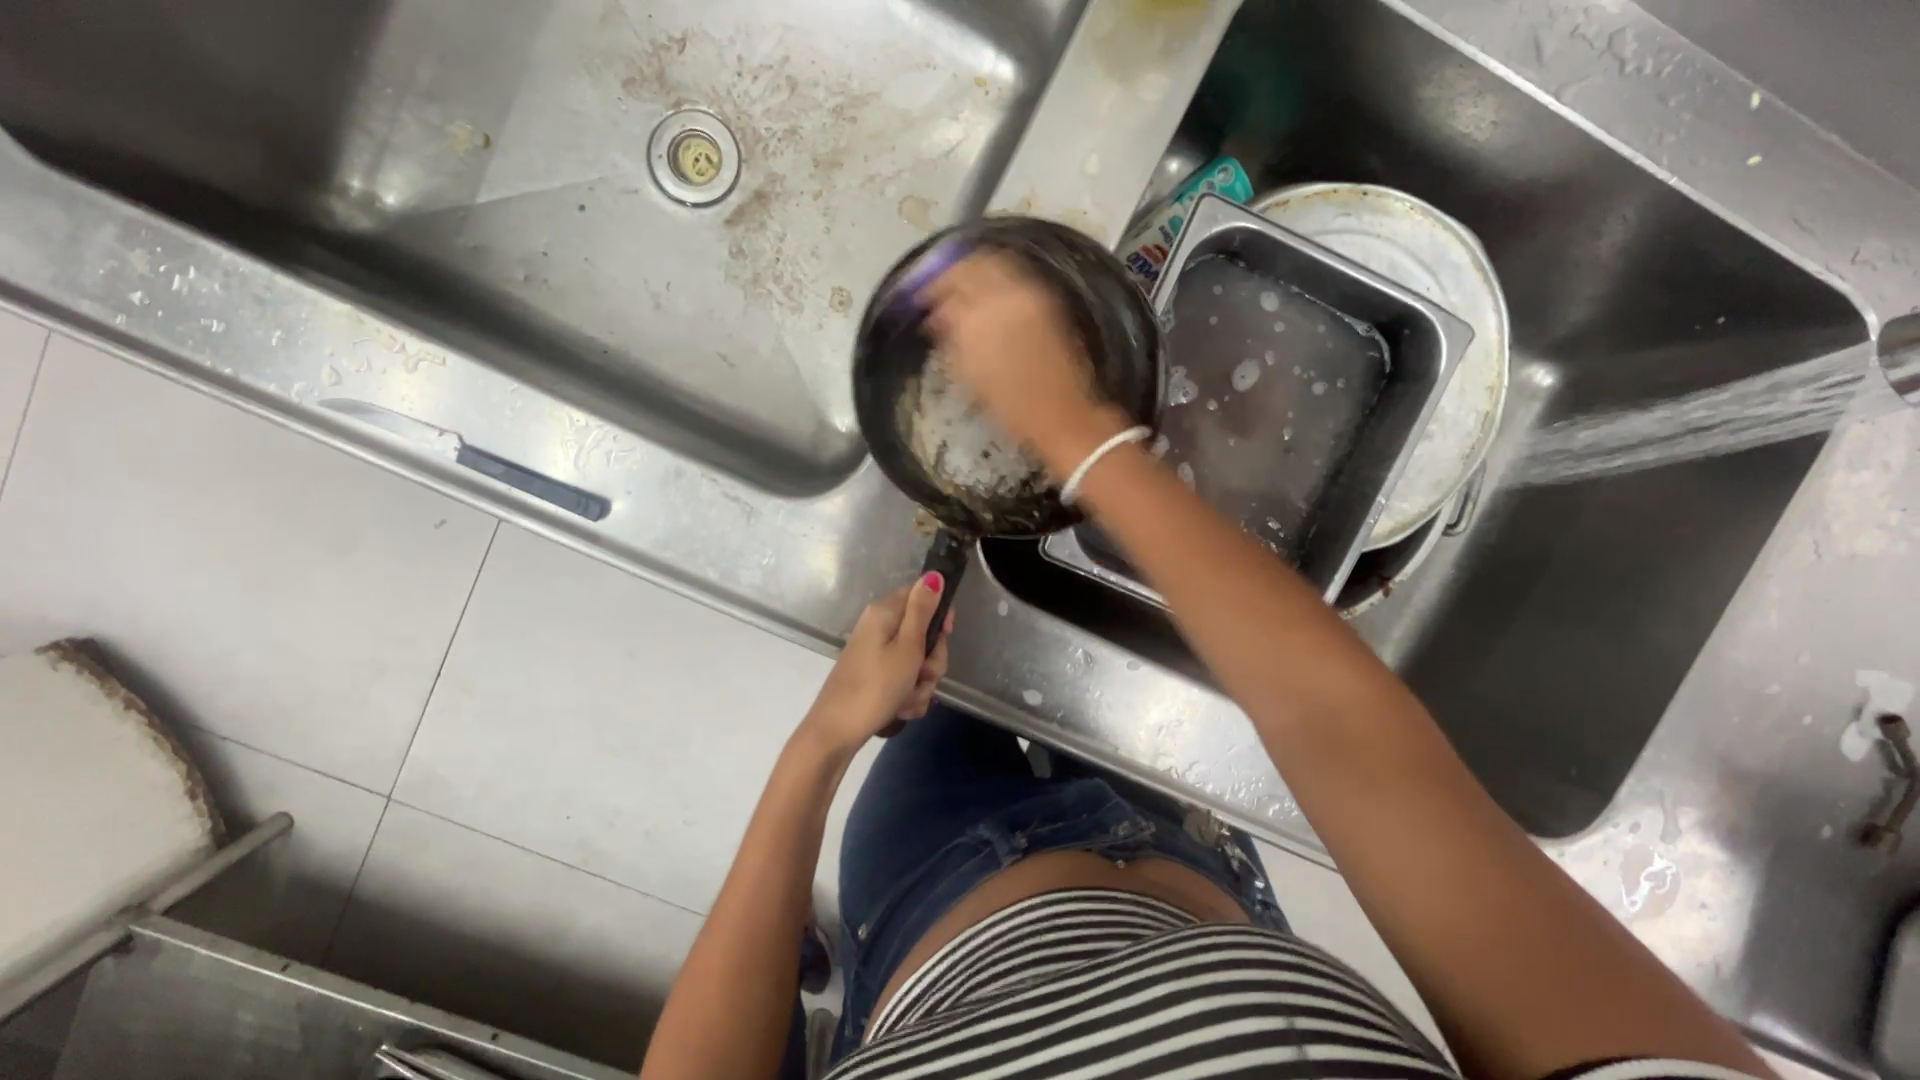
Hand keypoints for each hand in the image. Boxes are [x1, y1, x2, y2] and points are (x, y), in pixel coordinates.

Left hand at [800, 573, 953, 751]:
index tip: (945, 635)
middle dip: (931, 660)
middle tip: (922, 674)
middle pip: (924, 634)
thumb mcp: (907, 648)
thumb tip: (934, 574)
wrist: (837, 731)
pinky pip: (905, 681)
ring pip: (918, 663)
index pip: (921, 595)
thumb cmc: (875, 686)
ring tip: (908, 699)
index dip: (939, 615)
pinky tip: (901, 709)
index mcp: (885, 613)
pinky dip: (909, 696)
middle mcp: (880, 629)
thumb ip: (922, 611)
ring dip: (921, 684)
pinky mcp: (877, 678)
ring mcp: (878, 655)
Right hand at [921, 253, 1130, 474]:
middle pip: (974, 263)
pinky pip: (1016, 277)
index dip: (931, 285)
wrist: (1060, 411)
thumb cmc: (1008, 403)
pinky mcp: (1048, 300)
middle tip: (942, 288)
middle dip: (954, 271)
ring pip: (997, 264)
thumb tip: (937, 314)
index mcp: (981, 314)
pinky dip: (998, 281)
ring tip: (965, 293)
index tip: (920, 297)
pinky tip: (990, 300)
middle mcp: (1007, 294)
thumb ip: (949, 334)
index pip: (949, 279)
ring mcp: (1031, 293)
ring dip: (977, 272)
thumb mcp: (967, 372)